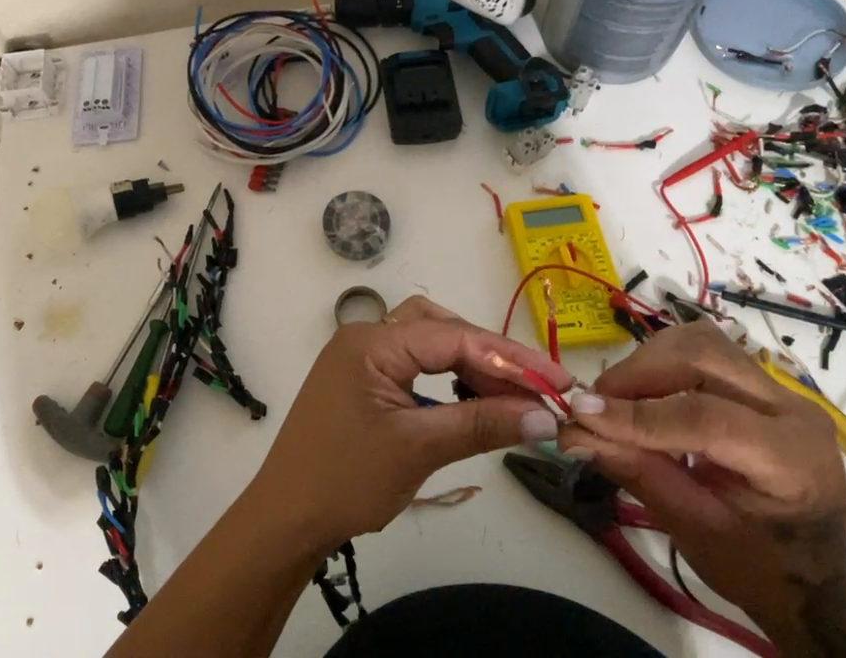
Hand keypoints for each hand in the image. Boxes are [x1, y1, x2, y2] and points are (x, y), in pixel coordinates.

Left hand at [243, 296, 572, 553]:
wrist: (287, 516)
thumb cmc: (346, 479)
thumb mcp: (419, 449)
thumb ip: (482, 424)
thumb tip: (545, 416)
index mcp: (372, 343)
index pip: (454, 336)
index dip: (510, 358)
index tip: (558, 382)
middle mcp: (365, 338)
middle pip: (441, 329)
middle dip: (491, 356)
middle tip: (539, 390)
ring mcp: (361, 360)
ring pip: (429, 345)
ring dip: (471, 366)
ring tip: (514, 399)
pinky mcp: (363, 383)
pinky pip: (414, 368)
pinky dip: (447, 381)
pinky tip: (474, 403)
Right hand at [557, 320, 845, 637]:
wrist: (809, 580)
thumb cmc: (755, 567)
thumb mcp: (692, 529)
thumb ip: (636, 471)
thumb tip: (573, 433)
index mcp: (792, 460)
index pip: (706, 417)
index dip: (637, 414)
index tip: (580, 416)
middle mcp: (793, 411)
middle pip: (702, 356)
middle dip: (637, 373)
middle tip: (594, 405)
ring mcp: (780, 392)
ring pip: (699, 342)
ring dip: (647, 363)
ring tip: (617, 400)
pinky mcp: (760, 386)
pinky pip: (702, 352)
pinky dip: (660, 365)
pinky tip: (642, 398)